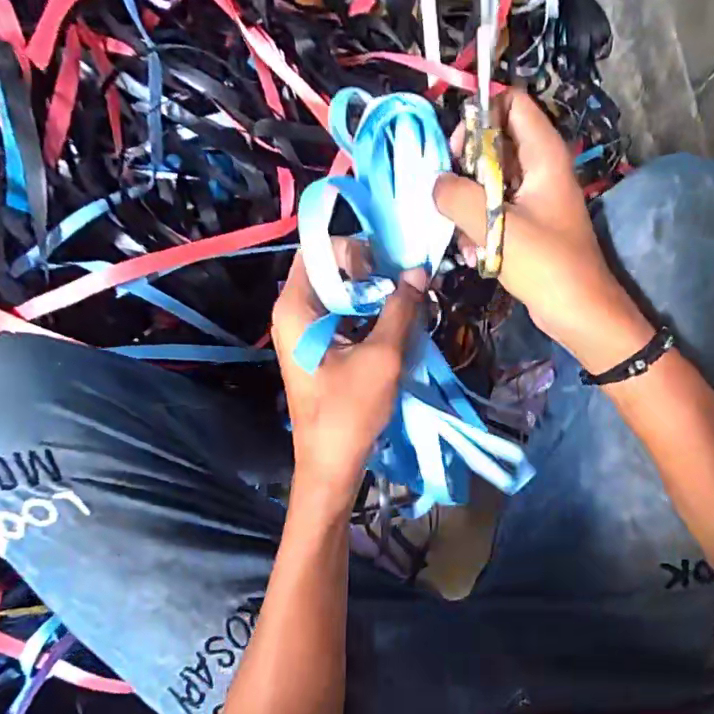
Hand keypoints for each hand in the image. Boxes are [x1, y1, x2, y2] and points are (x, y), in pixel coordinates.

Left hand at [271, 244, 425, 493]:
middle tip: (408, 286)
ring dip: (376, 296)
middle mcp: (294, 312)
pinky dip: (370, 316)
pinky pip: (345, 317)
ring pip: (343, 294)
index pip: (320, 249)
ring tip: (410, 305)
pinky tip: (398, 326)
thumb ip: (401, 308)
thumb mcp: (382, 356)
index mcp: (295, 307)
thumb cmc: (350, 410)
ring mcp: (306, 332)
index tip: (389, 268)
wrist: (331, 464)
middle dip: (373, 272)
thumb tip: (419, 270)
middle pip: (333, 270)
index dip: (356, 249)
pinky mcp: (320, 349)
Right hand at [433, 88, 654, 373]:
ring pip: (488, 182)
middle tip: (451, 196)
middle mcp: (540, 169)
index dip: (481, 116)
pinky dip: (480, 227)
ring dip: (468, 205)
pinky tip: (475, 255)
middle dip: (466, 169)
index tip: (458, 151)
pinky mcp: (528, 227)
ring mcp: (534, 199)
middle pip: (493, 144)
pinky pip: (494, 212)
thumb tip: (436, 184)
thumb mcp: (494, 225)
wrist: (579, 312)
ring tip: (464, 235)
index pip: (511, 103)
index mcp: (544, 155)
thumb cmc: (545, 264)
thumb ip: (456, 196)